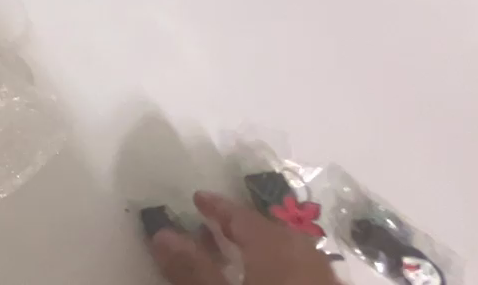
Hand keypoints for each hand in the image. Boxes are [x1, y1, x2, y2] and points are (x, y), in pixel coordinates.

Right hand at [149, 191, 338, 284]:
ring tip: (244, 259)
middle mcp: (313, 271)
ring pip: (303, 263)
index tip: (198, 200)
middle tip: (220, 227)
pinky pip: (314, 283)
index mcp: (280, 257)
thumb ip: (192, 269)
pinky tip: (271, 284)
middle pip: (283, 239)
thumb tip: (163, 232)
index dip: (220, 208)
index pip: (247, 220)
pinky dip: (292, 277)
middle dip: (251, 229)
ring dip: (273, 254)